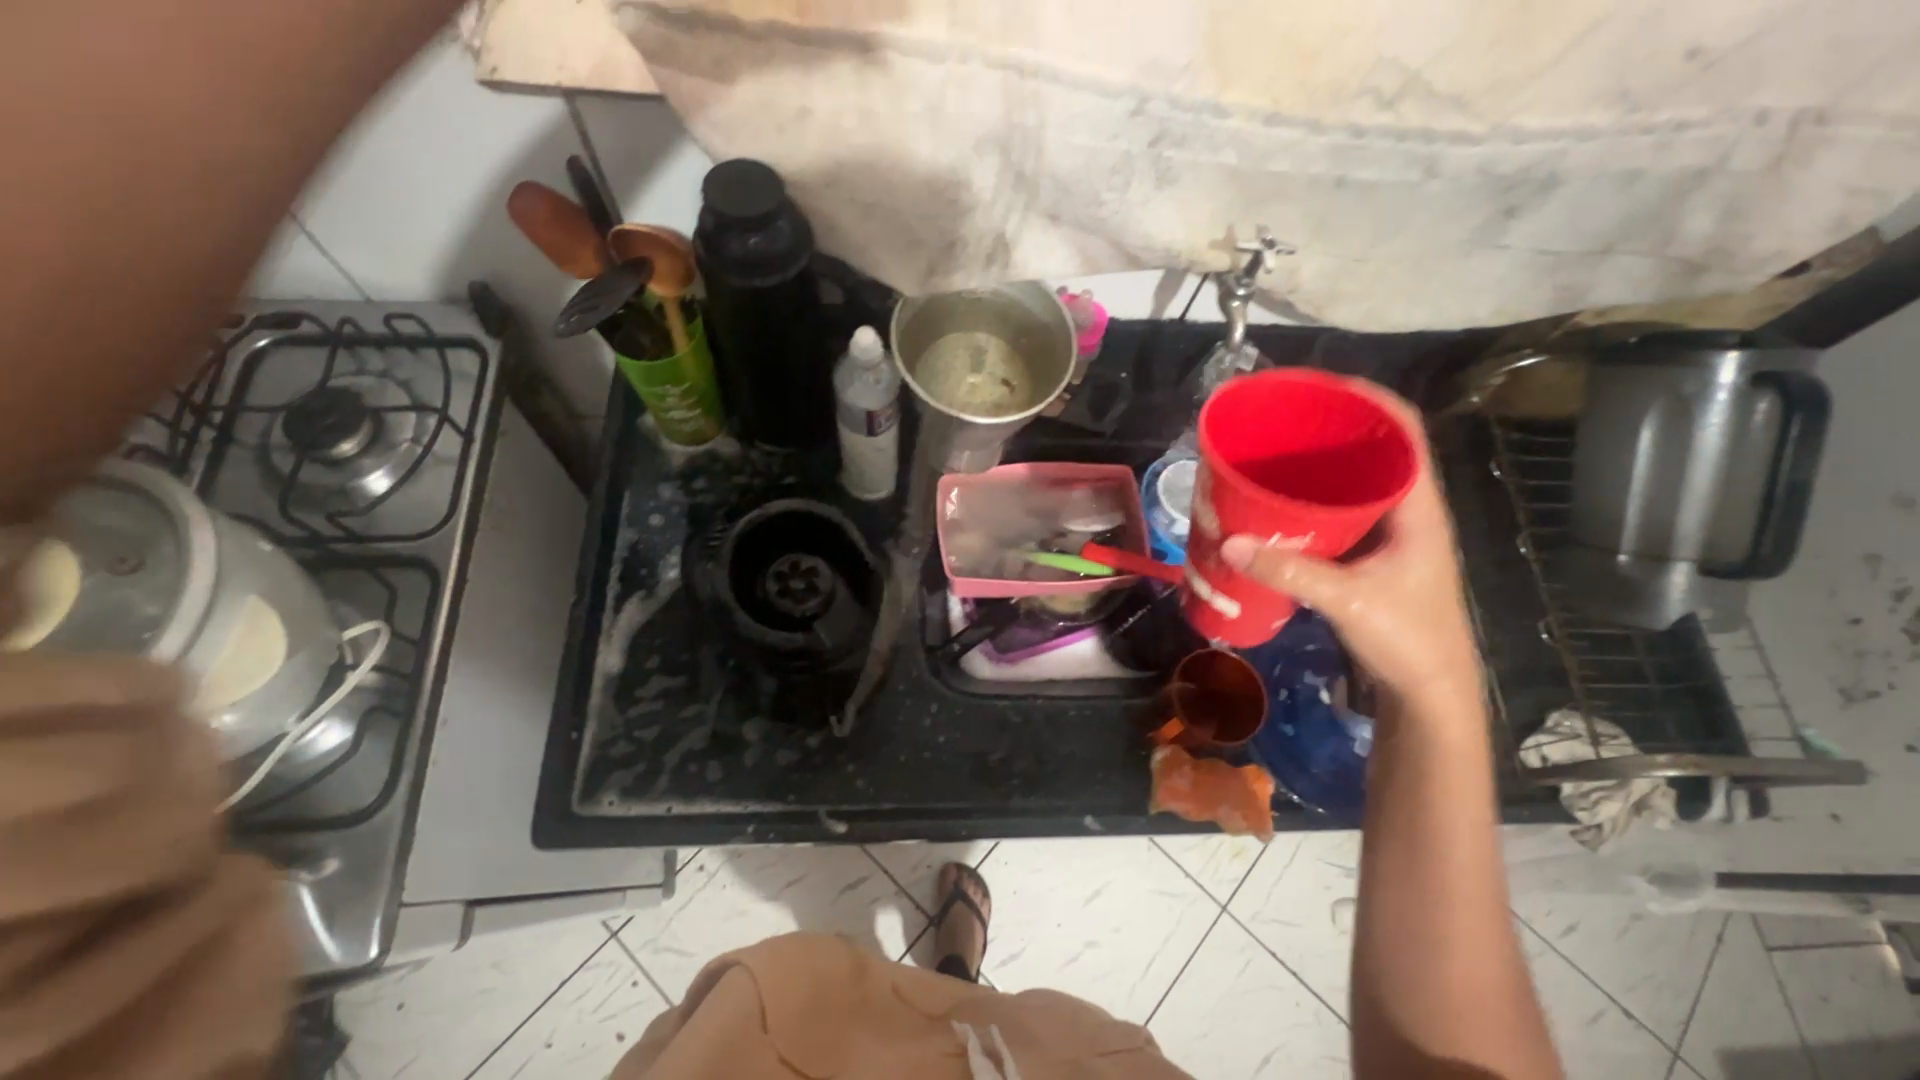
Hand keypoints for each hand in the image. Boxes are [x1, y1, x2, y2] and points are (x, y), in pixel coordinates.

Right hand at [1218, 391, 1482, 712]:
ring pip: (1359, 480)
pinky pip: (1344, 512)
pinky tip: (1280, 506)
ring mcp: (1393, 535)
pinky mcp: (1375, 557)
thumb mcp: (1347, 600)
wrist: (1430, 691)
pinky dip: (1315, 500)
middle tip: (1281, 421)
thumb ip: (1290, 571)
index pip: (1403, 428)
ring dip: (1322, 464)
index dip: (1366, 397)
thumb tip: (1230, 541)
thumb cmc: (1407, 638)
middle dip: (1332, 427)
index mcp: (1418, 506)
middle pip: (1376, 447)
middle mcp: (1409, 510)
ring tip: (1274, 454)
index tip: (1317, 387)